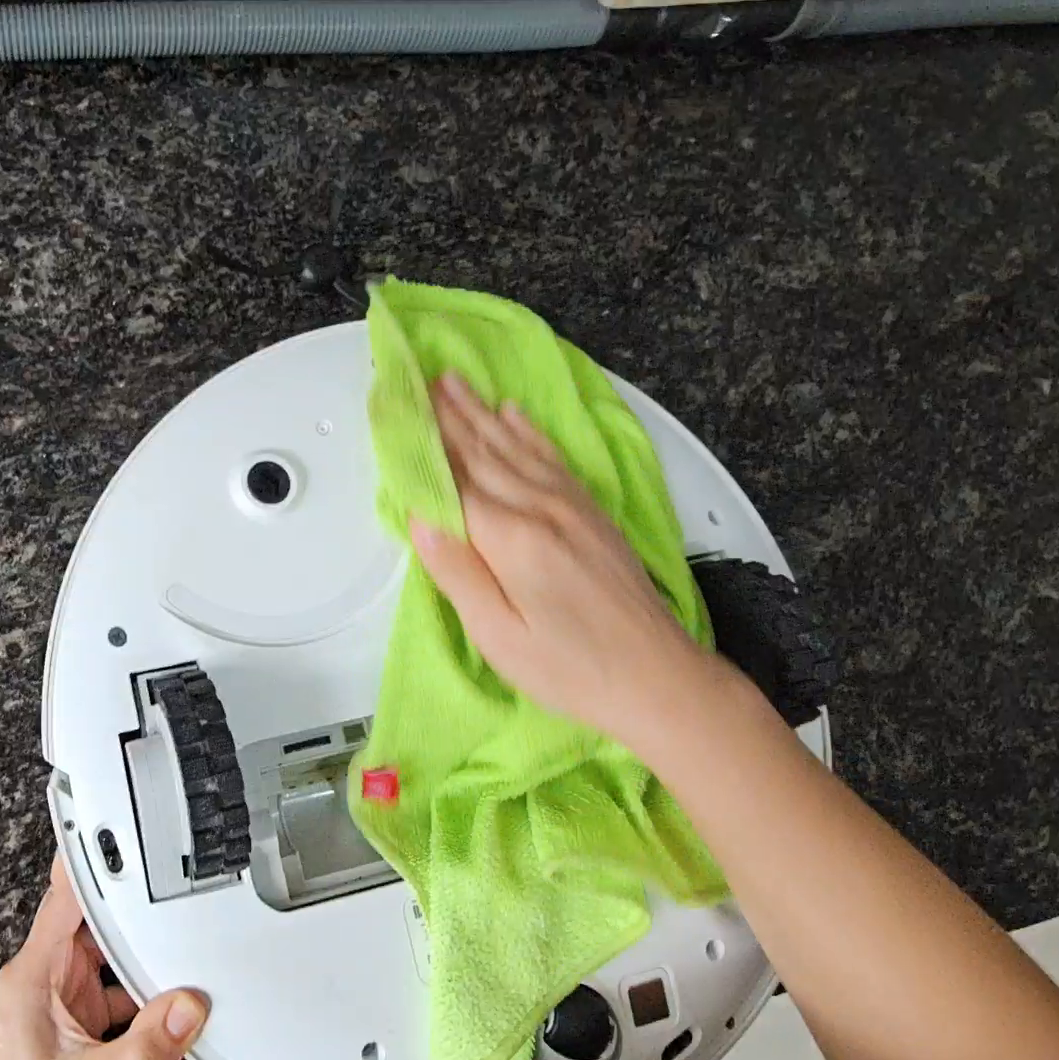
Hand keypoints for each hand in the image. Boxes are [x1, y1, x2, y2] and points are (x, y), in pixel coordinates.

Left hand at [0, 856, 208, 1059]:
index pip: (61, 898)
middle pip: (90, 921)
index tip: (104, 821)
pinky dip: (140, 990)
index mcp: (29, 979)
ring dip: (137, 955)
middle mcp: (41, 981)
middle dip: (128, 910)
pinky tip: (162, 997)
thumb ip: (147, 1045)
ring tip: (170, 945)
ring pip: (106, 954)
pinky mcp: (77, 1021)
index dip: (86, 858)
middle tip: (161, 883)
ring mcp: (59, 1000)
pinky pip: (114, 987)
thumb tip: (189, 1006)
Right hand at [410, 372, 732, 744]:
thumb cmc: (568, 668)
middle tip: (418, 380)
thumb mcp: (497, 634)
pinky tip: (514, 413)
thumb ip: (457, 571)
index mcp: (511, 538)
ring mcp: (571, 507)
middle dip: (447, 416)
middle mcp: (541, 509)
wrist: (659, 679)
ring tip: (454, 382)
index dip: (423, 444)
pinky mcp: (591, 514)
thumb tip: (419, 516)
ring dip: (481, 413)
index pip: (454, 480)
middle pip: (483, 454)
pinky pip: (552, 459)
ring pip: (515, 448)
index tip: (398, 408)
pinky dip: (529, 432)